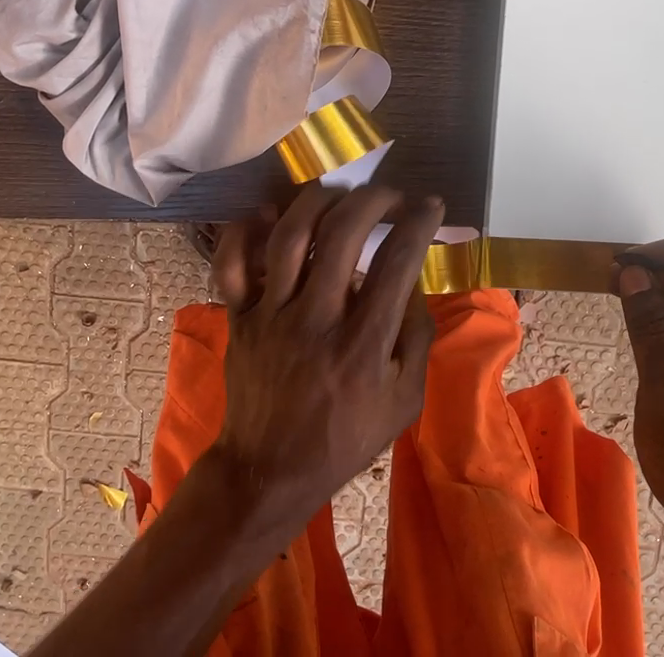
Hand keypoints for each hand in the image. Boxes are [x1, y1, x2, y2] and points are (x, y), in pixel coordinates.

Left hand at [208, 184, 444, 524]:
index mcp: (363, 345)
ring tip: (340, 193)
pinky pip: (231, 264)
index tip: (431, 204)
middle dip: (372, 200)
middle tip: (388, 195)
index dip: (419, 223)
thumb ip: (415, 339)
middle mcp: (316, 321)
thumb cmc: (344, 437)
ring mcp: (271, 316)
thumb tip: (412, 282)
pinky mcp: (238, 318)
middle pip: (342, 235)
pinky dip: (245, 231)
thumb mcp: (403, 401)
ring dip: (318, 201)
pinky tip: (269, 214)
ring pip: (289, 238)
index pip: (397, 264)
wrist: (269, 470)